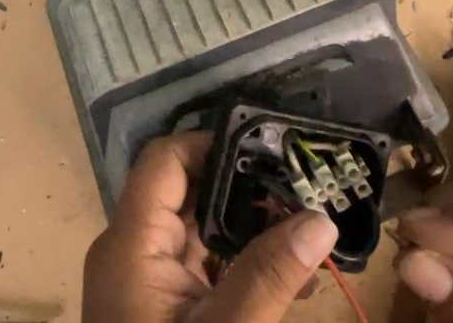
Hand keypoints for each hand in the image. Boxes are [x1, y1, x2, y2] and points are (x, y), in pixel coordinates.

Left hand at [83, 132, 339, 321]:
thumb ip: (269, 277)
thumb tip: (319, 218)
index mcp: (132, 242)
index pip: (166, 162)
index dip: (213, 146)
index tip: (271, 151)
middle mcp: (136, 250)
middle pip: (190, 193)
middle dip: (249, 192)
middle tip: (307, 190)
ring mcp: (150, 282)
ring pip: (205, 233)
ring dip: (257, 233)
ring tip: (314, 234)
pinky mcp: (168, 311)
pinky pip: (209, 271)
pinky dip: (248, 269)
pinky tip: (298, 281)